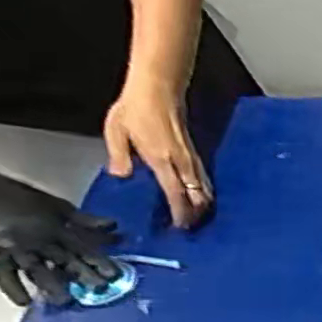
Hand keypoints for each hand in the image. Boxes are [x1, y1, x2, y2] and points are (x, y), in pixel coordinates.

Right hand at [0, 146, 121, 305]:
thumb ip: (86, 220)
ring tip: (64, 301)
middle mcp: (39, 241)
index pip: (84, 249)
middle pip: (64, 262)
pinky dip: (12, 287)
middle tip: (98, 291)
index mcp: (58, 230)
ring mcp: (15, 248)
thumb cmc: (22, 197)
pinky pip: (3, 273)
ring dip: (52, 286)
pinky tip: (23, 303)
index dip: (100, 262)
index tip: (115, 276)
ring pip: (37, 270)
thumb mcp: (59, 207)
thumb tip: (115, 226)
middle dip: (82, 276)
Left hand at [104, 79, 211, 229]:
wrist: (158, 94)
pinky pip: (205, 182)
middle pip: (197, 196)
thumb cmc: (133, 111)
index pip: (175, 193)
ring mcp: (193, 162)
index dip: (179, 211)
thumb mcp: (116, 131)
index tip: (179, 226)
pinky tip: (200, 199)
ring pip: (205, 191)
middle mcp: (182, 165)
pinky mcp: (196, 158)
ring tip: (197, 217)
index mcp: (161, 160)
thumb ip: (119, 155)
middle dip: (195, 213)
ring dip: (202, 205)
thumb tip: (121, 176)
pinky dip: (204, 194)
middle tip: (188, 227)